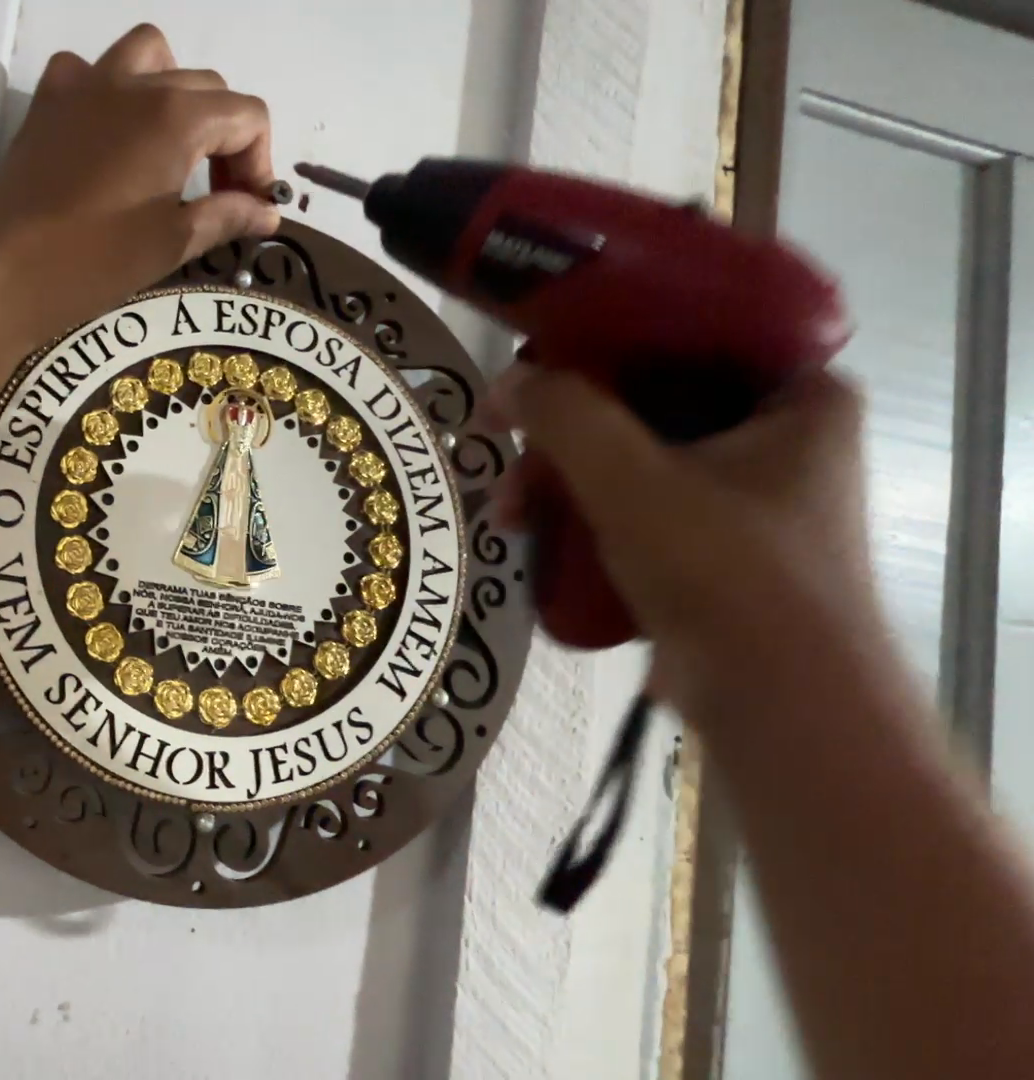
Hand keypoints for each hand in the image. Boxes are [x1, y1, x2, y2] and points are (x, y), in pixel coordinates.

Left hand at [0, 24, 278, 368]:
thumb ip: (226, 216)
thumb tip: (267, 210)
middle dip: (225, 137)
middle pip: (206, 87)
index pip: (246, 115)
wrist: (3, 279)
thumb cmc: (93, 265)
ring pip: (151, 56)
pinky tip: (109, 136)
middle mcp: (134, 83)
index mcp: (175, 115)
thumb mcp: (169, 244)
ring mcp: (84, 85)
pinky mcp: (47, 104)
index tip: (249, 207)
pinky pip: (90, 71)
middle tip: (217, 194)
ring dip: (175, 91)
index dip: (259, 162)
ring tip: (170, 147)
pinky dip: (112, 91)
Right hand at [492, 364, 886, 725]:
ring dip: (561, 481)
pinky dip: (585, 514)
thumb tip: (507, 382)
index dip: (603, 345)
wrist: (779, 707)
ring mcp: (745, 497)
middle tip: (507, 456)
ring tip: (509, 515)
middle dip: (563, 436)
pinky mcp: (713, 547)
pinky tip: (537, 535)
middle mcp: (779, 438)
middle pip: (647, 405)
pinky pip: (635, 505)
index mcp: (797, 399)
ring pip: (632, 459)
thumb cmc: (724, 574)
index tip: (538, 366)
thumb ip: (567, 419)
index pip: (689, 337)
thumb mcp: (634, 483)